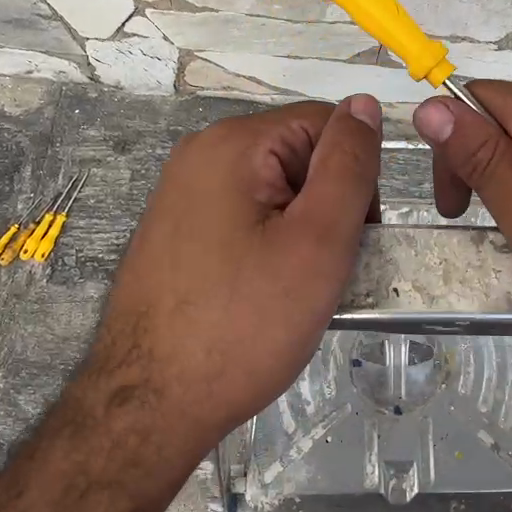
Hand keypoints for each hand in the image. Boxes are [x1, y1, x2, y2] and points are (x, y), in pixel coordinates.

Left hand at [91, 96, 381, 453]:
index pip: (326, 124)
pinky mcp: (173, 229)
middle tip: (322, 270)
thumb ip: (349, 166)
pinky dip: (266, 243)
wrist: (148, 407)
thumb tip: (363, 104)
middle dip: (325, 203)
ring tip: (292, 287)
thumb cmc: (243, 324)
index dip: (354, 175)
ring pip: (273, 188)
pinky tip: (260, 292)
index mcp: (233, 142)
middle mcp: (200, 153)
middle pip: (298, 153)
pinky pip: (242, 214)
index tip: (352, 237)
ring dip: (299, 228)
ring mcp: (180, 192)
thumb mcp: (318, 241)